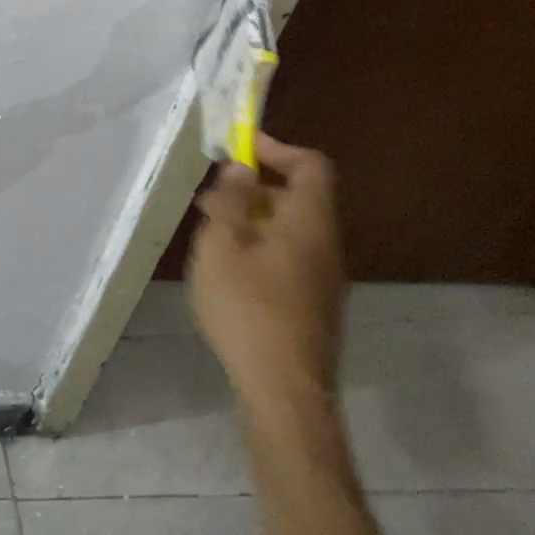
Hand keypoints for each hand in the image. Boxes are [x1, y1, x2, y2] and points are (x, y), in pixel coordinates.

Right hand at [187, 133, 346, 400]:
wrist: (283, 388)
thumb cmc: (247, 307)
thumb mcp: (223, 244)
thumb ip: (231, 200)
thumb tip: (241, 168)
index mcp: (309, 222)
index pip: (310, 165)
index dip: (276, 148)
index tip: (237, 147)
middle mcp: (325, 244)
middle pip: (299, 197)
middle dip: (254, 186)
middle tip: (210, 194)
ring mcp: (323, 278)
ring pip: (290, 229)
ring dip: (252, 218)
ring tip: (209, 229)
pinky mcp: (312, 305)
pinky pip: (288, 256)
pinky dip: (259, 246)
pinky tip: (227, 268)